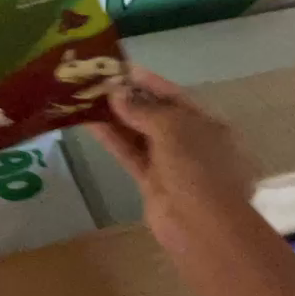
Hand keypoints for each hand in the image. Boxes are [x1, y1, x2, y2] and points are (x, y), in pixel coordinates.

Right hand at [85, 67, 260, 254]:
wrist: (202, 227)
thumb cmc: (197, 167)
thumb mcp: (173, 128)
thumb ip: (143, 109)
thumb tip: (116, 92)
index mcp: (207, 124)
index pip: (175, 96)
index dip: (148, 81)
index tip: (120, 68)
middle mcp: (191, 141)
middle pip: (155, 114)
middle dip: (128, 98)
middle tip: (97, 82)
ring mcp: (170, 163)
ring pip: (139, 134)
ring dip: (115, 117)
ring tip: (86, 98)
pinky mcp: (151, 181)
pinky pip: (130, 153)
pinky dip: (112, 139)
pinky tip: (90, 123)